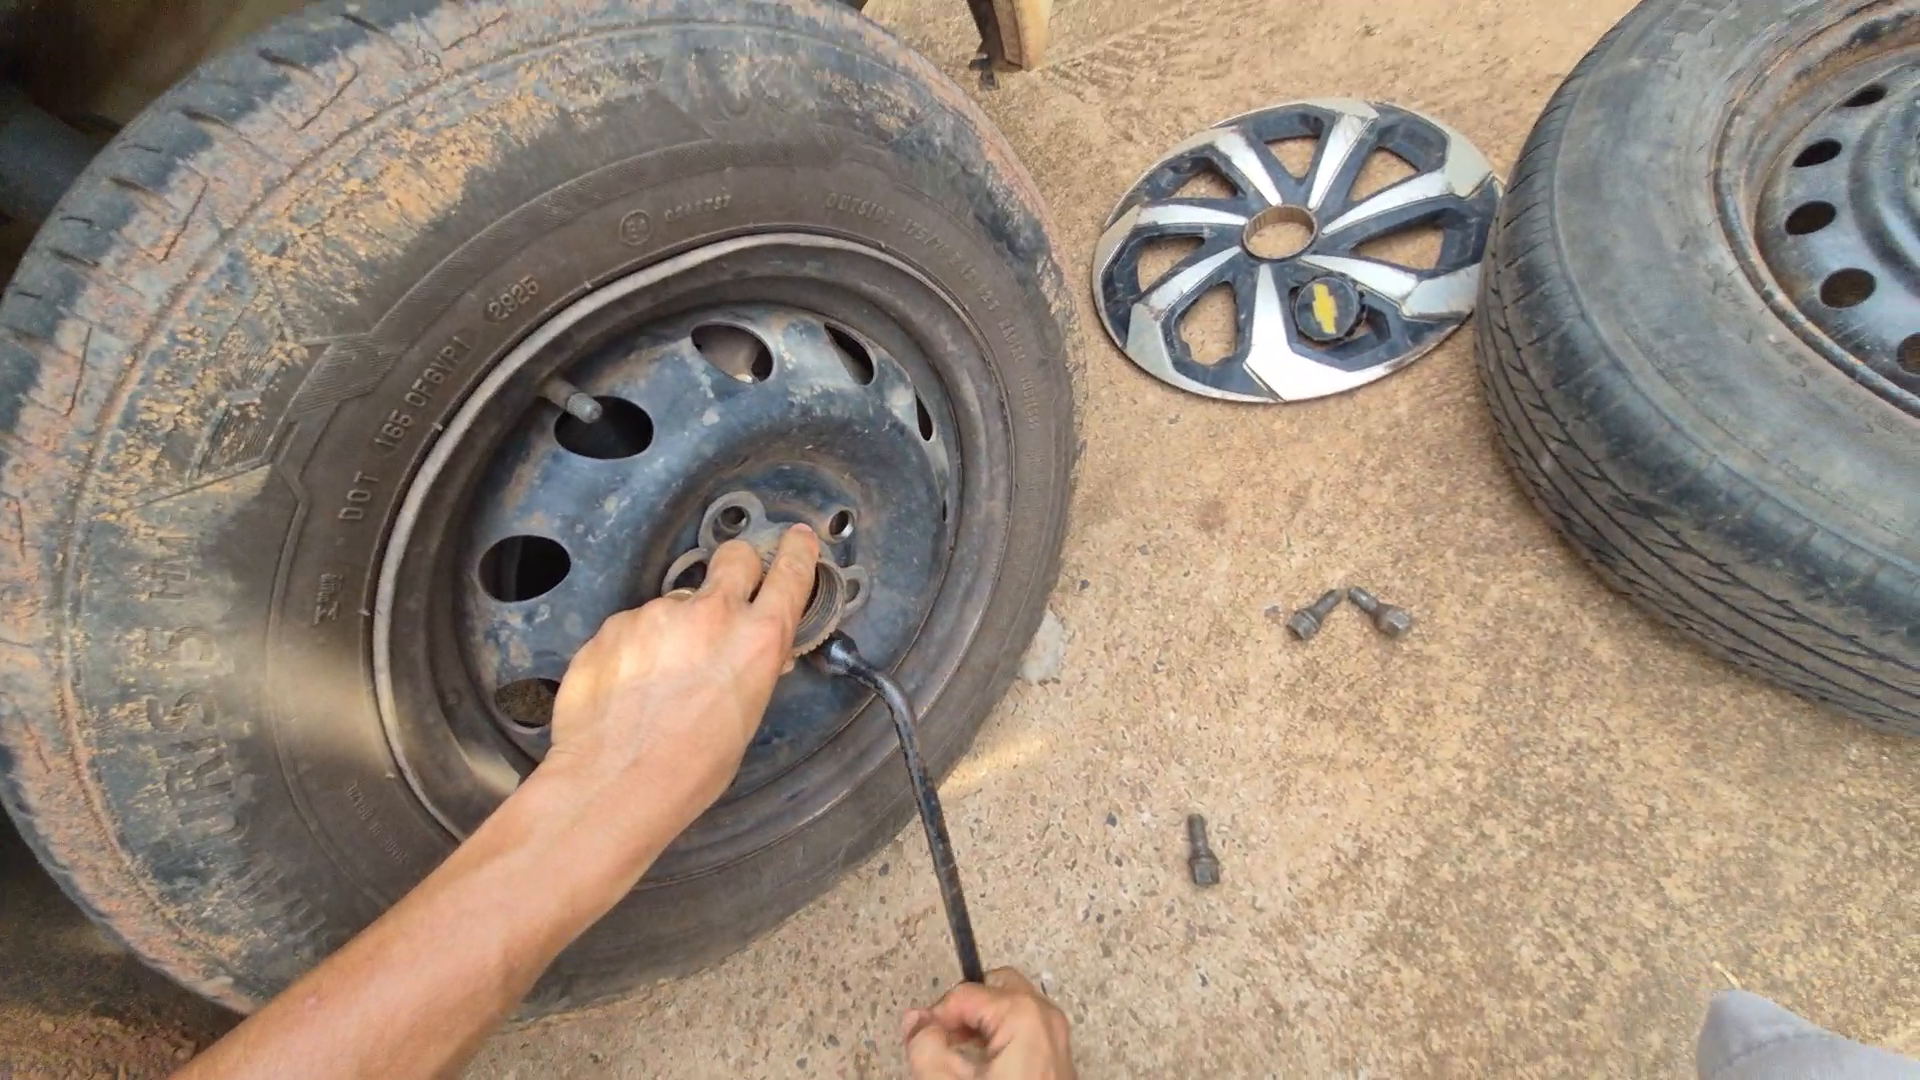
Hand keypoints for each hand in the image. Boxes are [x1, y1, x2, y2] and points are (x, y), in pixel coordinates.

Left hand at [540, 524, 819, 840]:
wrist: (616, 783)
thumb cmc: (692, 765)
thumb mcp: (748, 714)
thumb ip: (753, 667)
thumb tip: (755, 653)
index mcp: (758, 638)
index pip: (790, 573)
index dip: (796, 551)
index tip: (797, 540)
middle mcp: (712, 614)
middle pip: (735, 556)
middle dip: (737, 566)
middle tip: (728, 594)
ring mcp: (658, 614)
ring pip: (677, 600)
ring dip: (676, 624)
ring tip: (661, 675)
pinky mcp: (614, 624)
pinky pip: (634, 624)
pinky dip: (636, 645)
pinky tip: (630, 683)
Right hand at [904, 968, 1075, 1078]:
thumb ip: (925, 1046)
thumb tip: (917, 1022)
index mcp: (1023, 1015)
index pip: (965, 993)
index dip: (935, 1016)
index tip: (918, 1039)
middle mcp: (1045, 1020)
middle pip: (994, 989)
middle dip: (964, 1011)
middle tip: (940, 1042)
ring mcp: (1056, 1041)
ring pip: (1008, 1011)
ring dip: (979, 1028)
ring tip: (957, 1064)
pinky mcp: (1056, 1064)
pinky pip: (1022, 1034)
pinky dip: (997, 1043)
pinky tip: (980, 1075)